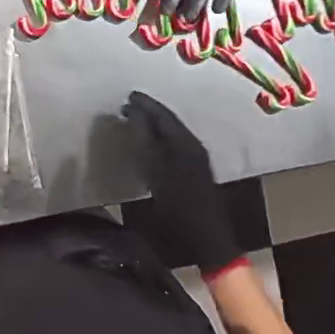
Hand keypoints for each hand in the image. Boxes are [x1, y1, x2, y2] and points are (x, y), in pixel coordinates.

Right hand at [121, 91, 240, 271]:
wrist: (206, 237)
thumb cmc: (178, 208)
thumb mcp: (155, 174)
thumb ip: (144, 142)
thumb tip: (134, 114)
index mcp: (185, 143)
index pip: (163, 115)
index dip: (145, 105)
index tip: (128, 96)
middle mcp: (194, 146)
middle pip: (170, 122)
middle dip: (149, 112)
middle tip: (128, 106)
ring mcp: (197, 158)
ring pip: (174, 133)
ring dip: (155, 126)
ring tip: (135, 121)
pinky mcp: (196, 171)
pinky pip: (176, 144)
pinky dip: (161, 138)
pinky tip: (150, 144)